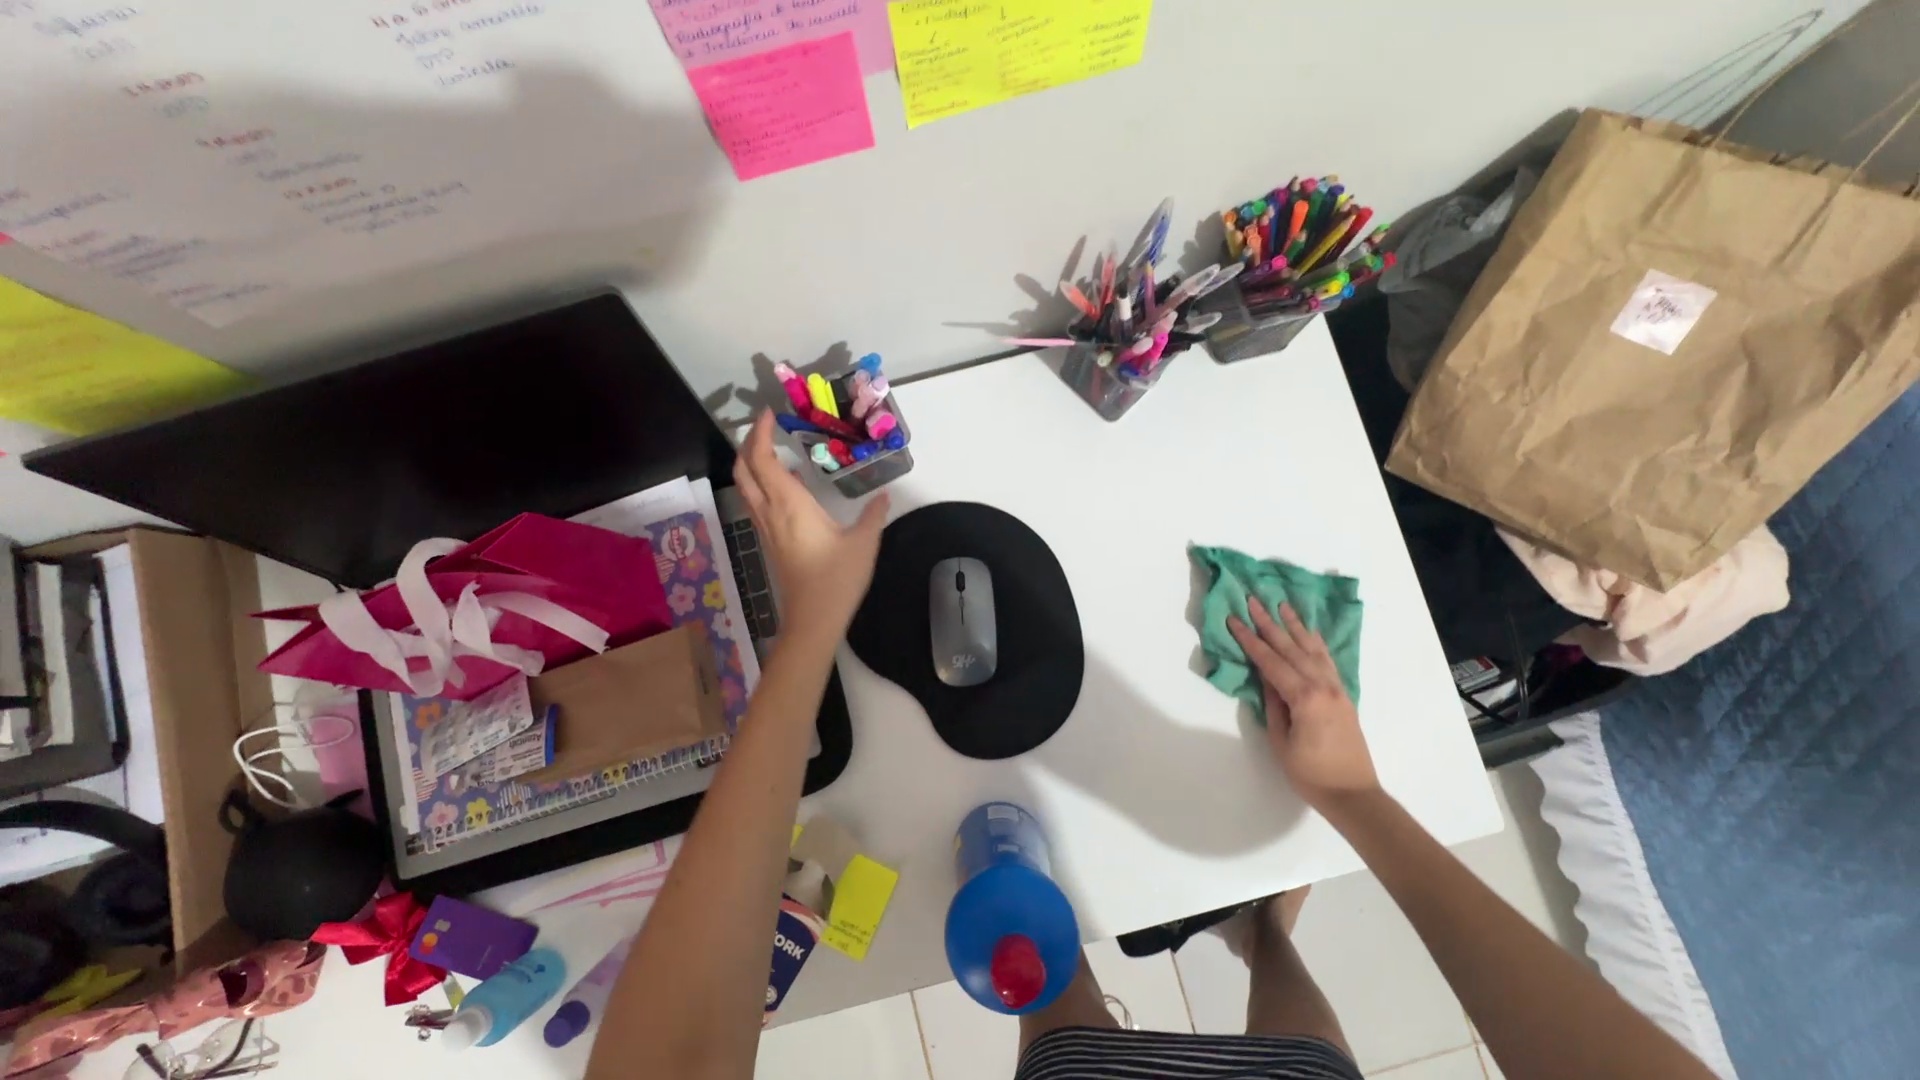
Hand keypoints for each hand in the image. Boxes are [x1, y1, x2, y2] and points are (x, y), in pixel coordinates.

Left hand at [732, 411, 889, 640]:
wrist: (813, 619)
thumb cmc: (837, 578)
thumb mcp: (864, 542)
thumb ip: (873, 515)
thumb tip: (883, 496)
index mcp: (789, 504)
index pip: (763, 459)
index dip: (761, 434)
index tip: (769, 415)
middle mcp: (770, 512)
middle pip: (744, 470)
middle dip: (749, 444)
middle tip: (766, 428)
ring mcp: (767, 528)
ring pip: (747, 487)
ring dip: (752, 464)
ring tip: (774, 451)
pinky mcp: (770, 542)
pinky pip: (758, 503)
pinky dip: (763, 484)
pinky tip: (789, 487)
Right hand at [1227, 601, 1380, 813]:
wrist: (1353, 793)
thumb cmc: (1310, 773)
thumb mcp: (1281, 740)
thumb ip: (1274, 704)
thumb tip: (1266, 677)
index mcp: (1304, 697)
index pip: (1271, 662)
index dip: (1251, 640)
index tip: (1235, 619)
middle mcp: (1322, 686)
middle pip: (1291, 648)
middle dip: (1270, 624)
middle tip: (1253, 600)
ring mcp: (1336, 688)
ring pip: (1312, 649)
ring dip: (1295, 626)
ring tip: (1281, 605)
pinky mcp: (1343, 695)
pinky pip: (1327, 660)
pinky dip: (1315, 642)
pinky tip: (1308, 632)